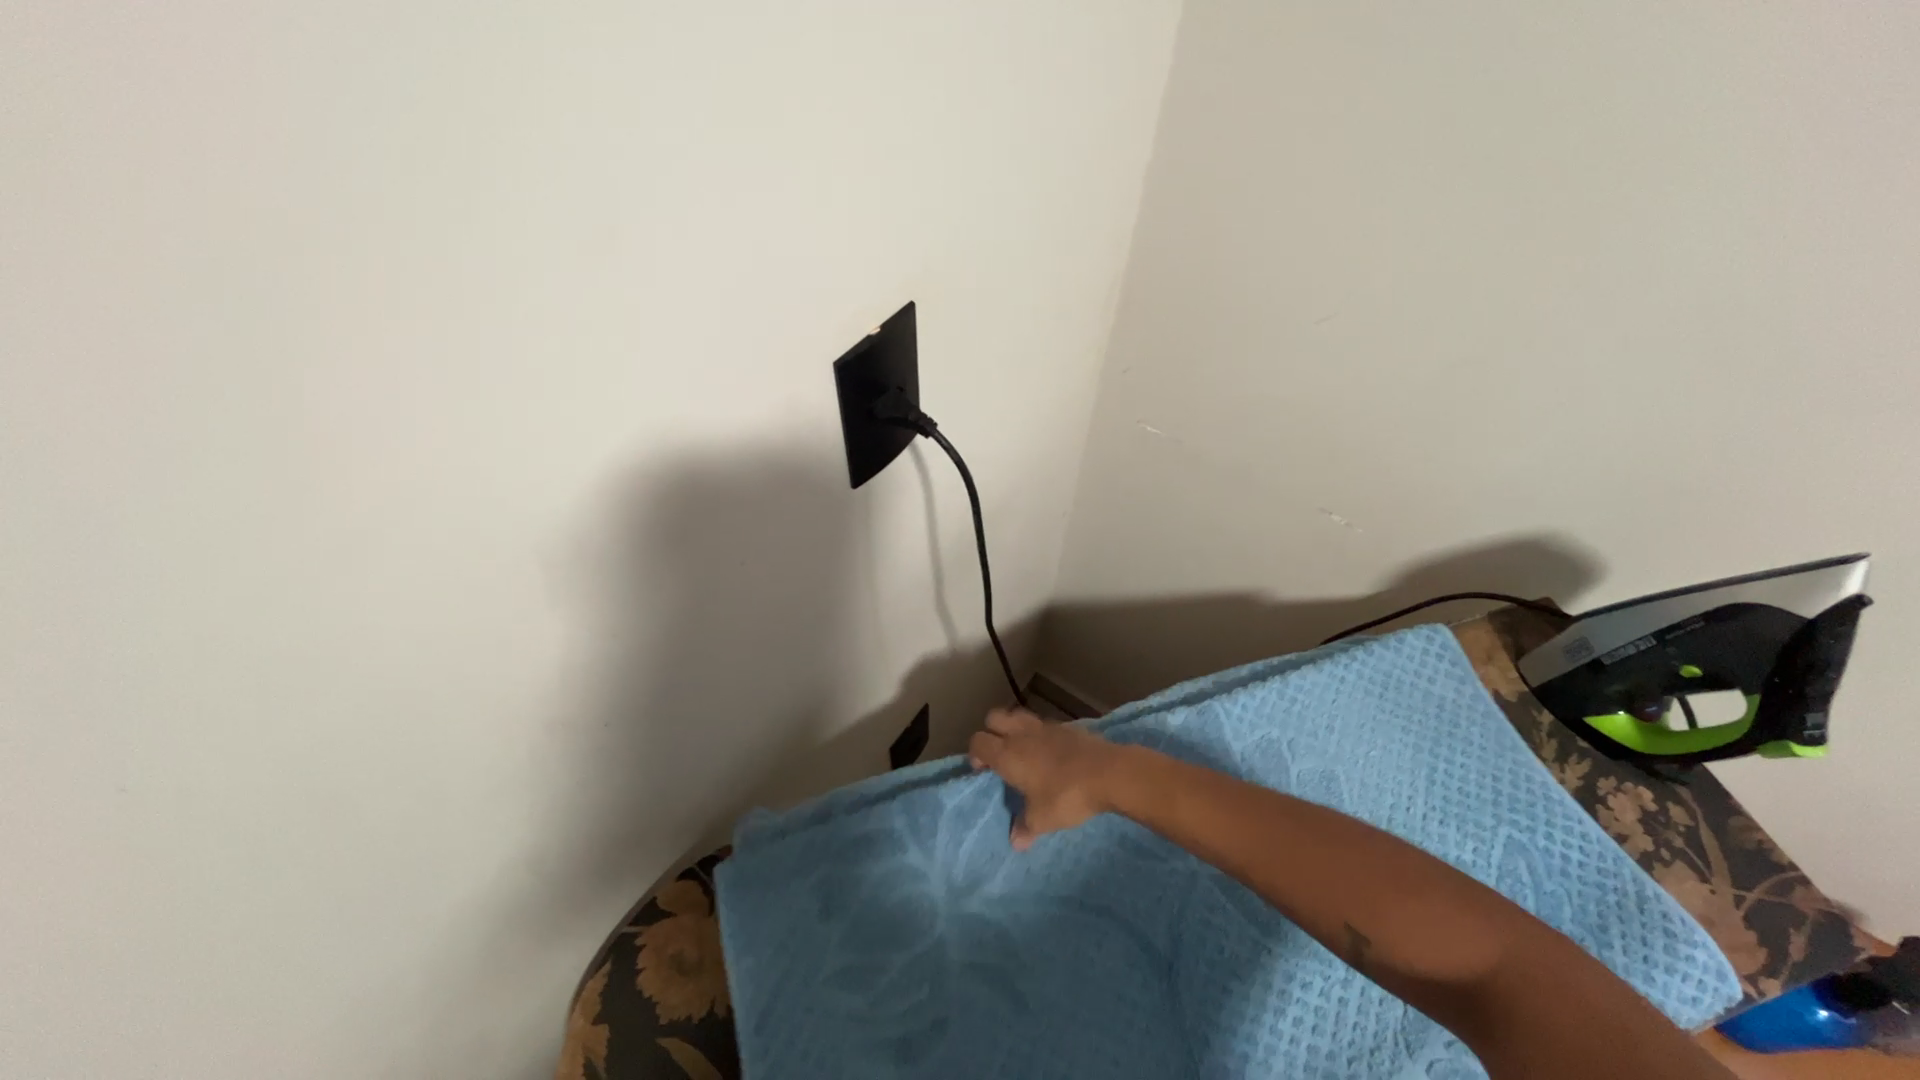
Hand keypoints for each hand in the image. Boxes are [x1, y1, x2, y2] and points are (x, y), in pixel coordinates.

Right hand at [967, 709, 1128, 850]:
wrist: (1109, 773)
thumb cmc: (1067, 795)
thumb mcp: (1042, 819)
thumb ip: (1025, 828)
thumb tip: (1016, 841)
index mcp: (1007, 754)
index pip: (978, 742)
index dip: (976, 754)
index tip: (983, 771)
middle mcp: (1022, 734)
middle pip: (994, 718)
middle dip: (992, 732)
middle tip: (1000, 755)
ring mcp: (1046, 726)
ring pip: (1019, 716)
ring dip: (1016, 729)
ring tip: (1025, 751)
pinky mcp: (1068, 726)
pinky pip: (1045, 724)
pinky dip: (1041, 734)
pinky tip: (1052, 752)